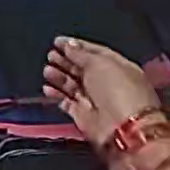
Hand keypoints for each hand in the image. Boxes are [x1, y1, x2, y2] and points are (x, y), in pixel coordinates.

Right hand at [42, 36, 163, 149]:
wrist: (122, 127)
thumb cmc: (118, 91)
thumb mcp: (100, 63)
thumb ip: (81, 53)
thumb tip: (68, 45)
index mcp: (117, 67)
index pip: (94, 52)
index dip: (76, 46)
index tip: (58, 41)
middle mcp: (106, 83)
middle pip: (82, 68)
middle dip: (65, 60)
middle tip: (50, 55)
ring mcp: (94, 99)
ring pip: (72, 84)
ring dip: (58, 76)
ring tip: (47, 70)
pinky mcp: (83, 114)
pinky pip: (66, 101)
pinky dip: (56, 94)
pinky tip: (47, 87)